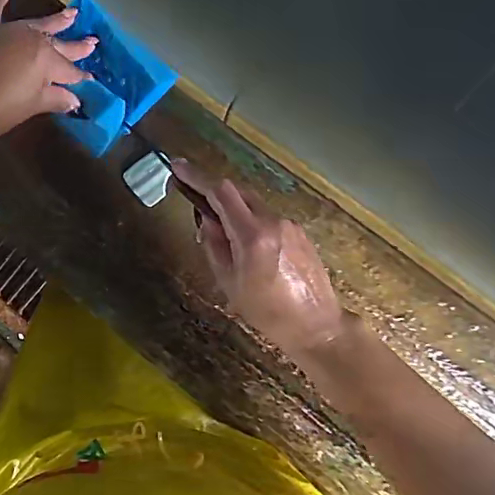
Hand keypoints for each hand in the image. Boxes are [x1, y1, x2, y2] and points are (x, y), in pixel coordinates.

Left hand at [0, 0, 96, 160]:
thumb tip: (74, 98)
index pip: (68, 71)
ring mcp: (5, 30)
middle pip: (56, 44)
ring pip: (34, 24)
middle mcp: (30, 40)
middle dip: (74, 46)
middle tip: (92, 43)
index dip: (79, 77)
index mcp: (45, 61)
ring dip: (53, 20)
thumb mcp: (27, 107)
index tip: (91, 80)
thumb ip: (53, 99)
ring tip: (72, 13)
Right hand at [172, 159, 350, 358]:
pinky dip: (246, 218)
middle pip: (237, 192)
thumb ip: (214, 244)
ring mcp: (290, 227)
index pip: (221, 193)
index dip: (197, 177)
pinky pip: (265, 217)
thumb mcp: (227, 279)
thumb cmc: (265, 310)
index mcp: (252, 235)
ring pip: (251, 204)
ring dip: (229, 205)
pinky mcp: (299, 234)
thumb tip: (206, 220)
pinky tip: (238, 238)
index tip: (177, 167)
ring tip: (212, 224)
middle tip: (186, 191)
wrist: (318, 327)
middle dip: (211, 189)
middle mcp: (274, 223)